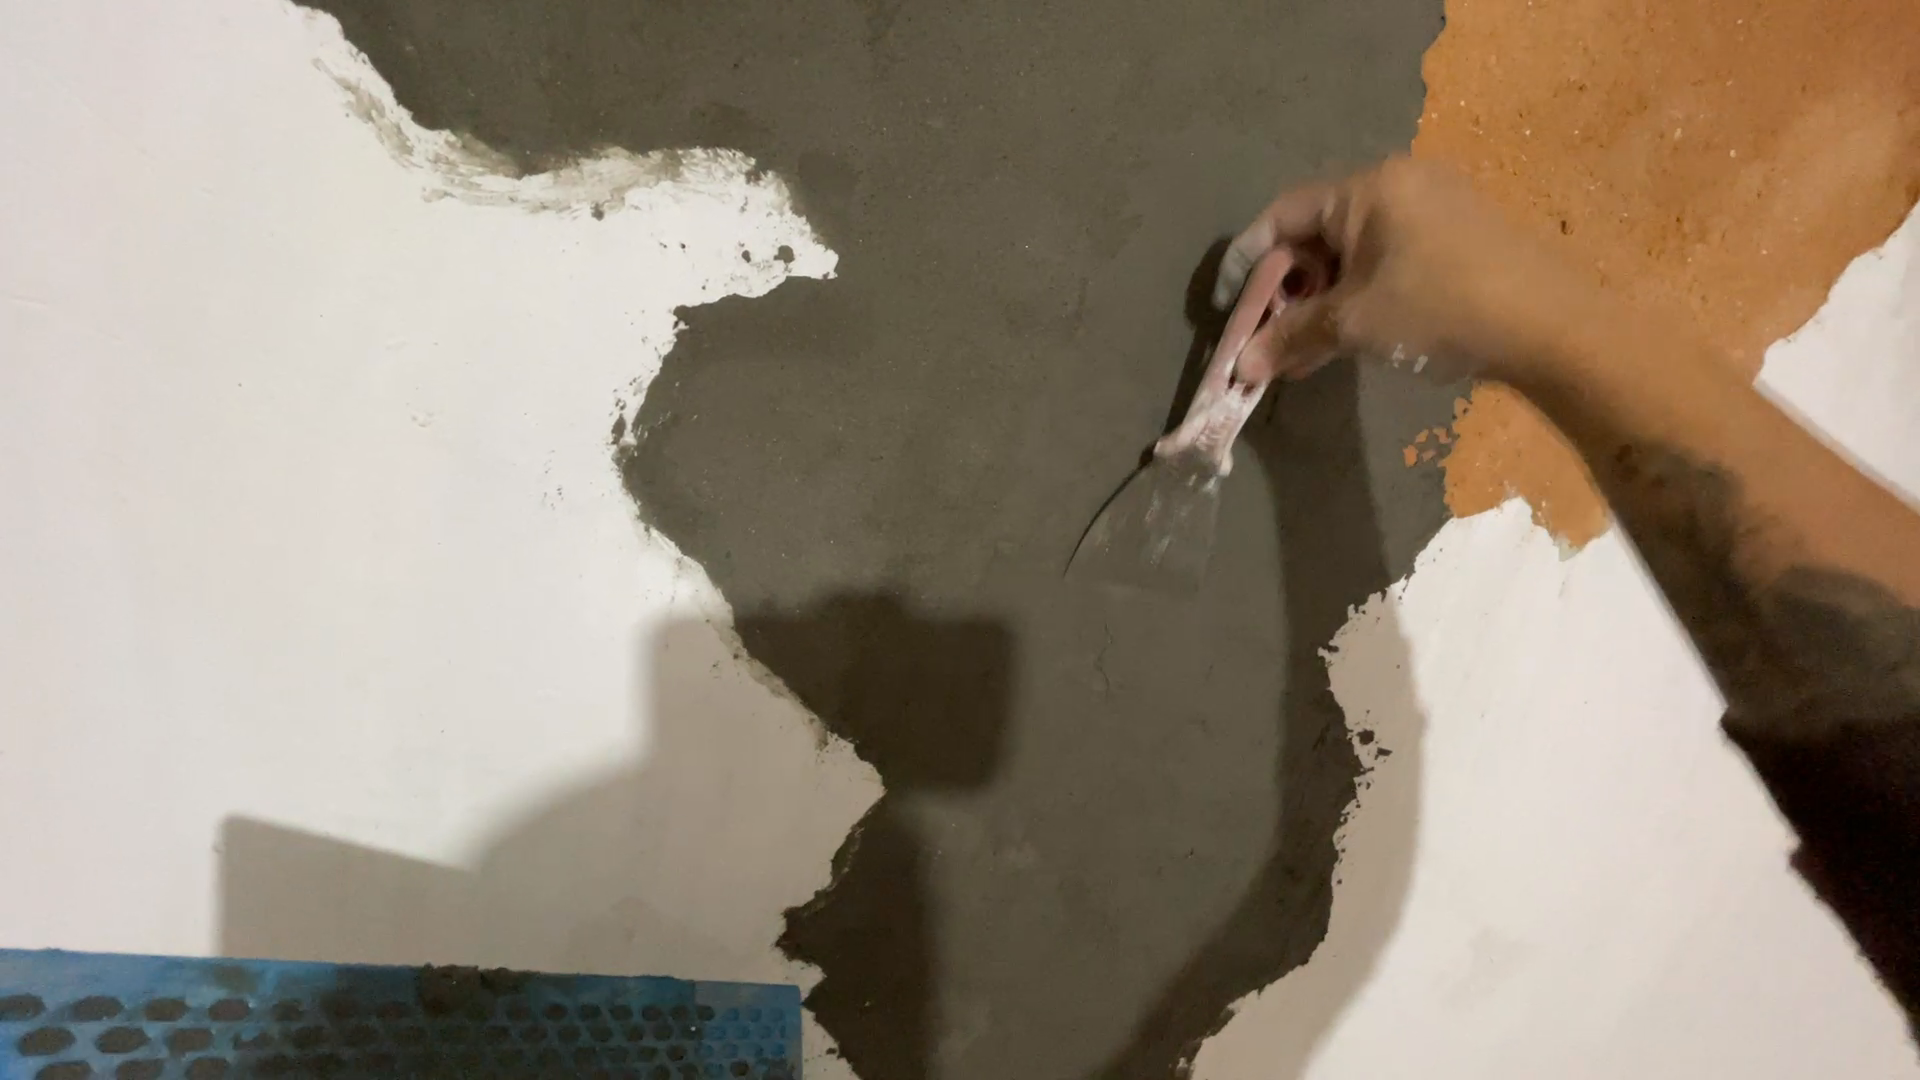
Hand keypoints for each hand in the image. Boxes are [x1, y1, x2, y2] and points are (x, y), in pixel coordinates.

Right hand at [1213, 157, 1601, 384]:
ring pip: (1343, 258)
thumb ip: (1289, 338)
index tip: (1228, 310)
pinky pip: (1376, 267)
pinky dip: (1348, 303)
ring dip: (1312, 306)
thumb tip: (1240, 369)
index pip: (1281, 217)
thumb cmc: (1440, 309)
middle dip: (1281, 294)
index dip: (1245, 265)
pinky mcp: (1446, 242)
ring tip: (1294, 353)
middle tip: (1264, 339)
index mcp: (1368, 190)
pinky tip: (1333, 344)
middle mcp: (1394, 188)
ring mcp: (1425, 213)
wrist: (1552, 330)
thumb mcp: (1352, 323)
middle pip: (1311, 237)